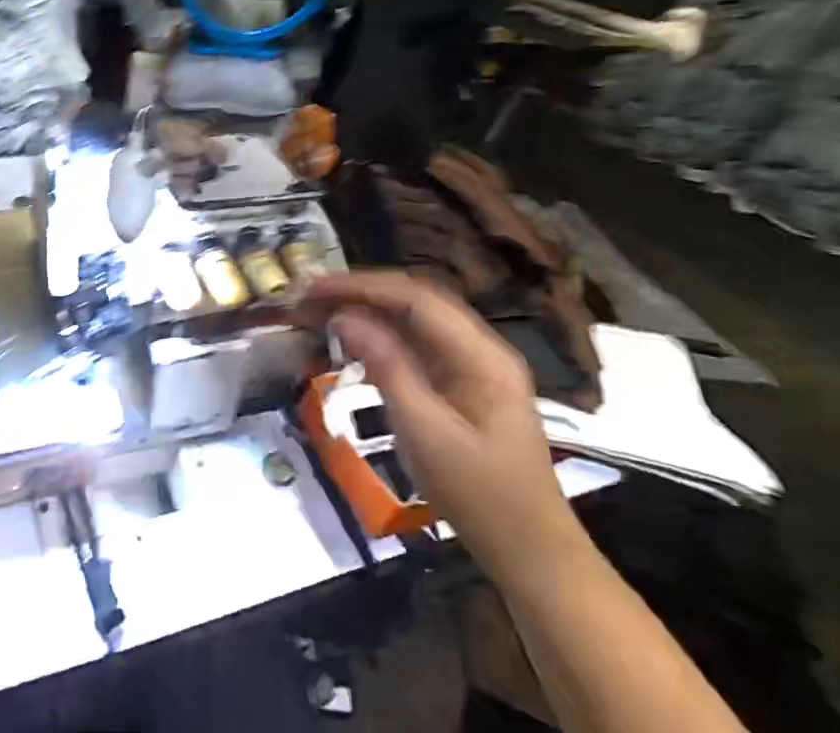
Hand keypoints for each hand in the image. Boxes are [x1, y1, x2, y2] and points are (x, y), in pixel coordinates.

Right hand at [302, 272, 580, 579]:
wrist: (530, 551)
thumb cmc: (481, 498)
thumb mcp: (427, 436)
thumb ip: (387, 369)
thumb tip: (345, 318)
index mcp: (482, 355)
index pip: (416, 299)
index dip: (362, 287)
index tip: (314, 288)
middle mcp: (481, 348)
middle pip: (417, 303)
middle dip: (362, 294)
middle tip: (309, 298)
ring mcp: (474, 366)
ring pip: (417, 323)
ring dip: (370, 312)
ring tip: (322, 312)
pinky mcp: (464, 386)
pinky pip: (420, 348)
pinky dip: (384, 339)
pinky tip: (355, 342)